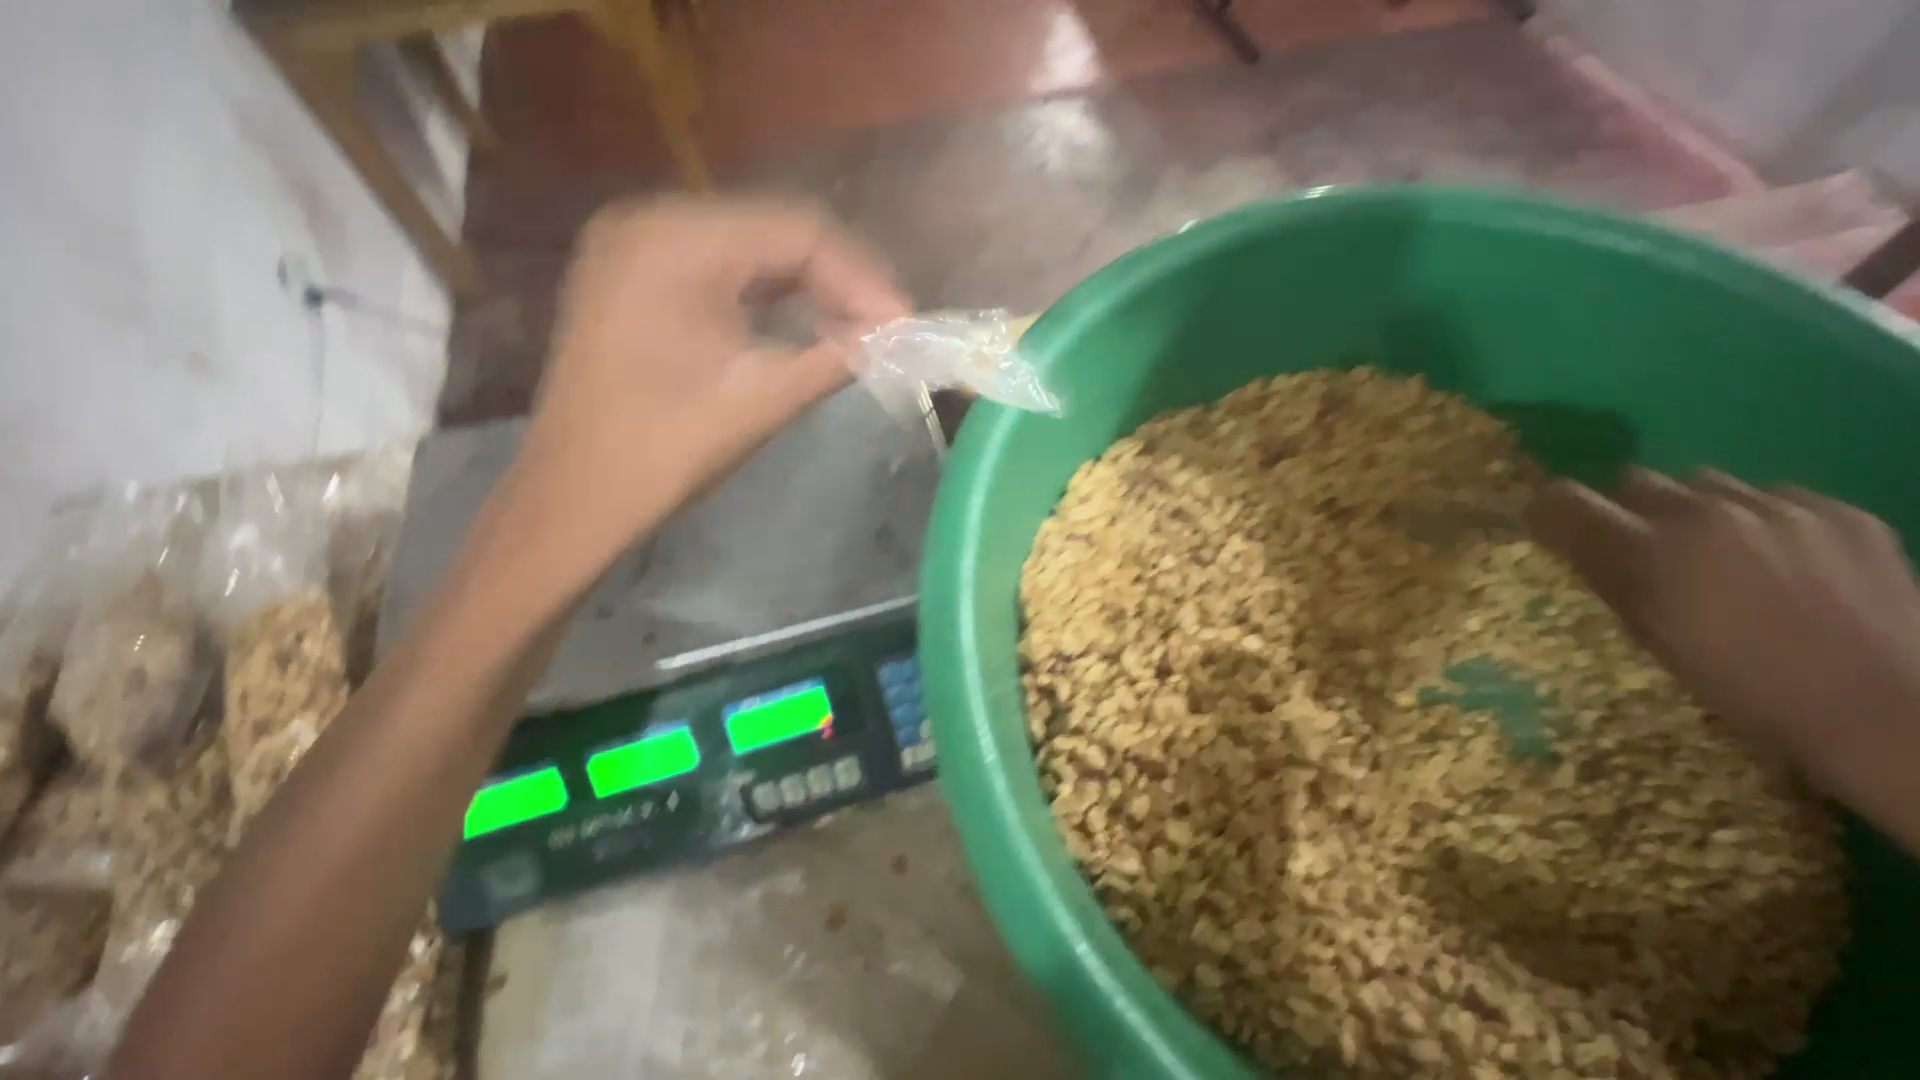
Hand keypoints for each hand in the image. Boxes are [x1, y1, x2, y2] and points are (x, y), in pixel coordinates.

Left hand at [518, 197, 910, 542]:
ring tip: (854, 329)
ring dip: (805, 286)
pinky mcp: (629, 277)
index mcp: (677, 240)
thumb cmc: (666, 450)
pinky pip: (715, 268)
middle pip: (773, 230)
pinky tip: (799, 322)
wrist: (574, 499)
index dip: (861, 277)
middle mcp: (650, 220)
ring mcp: (632, 247)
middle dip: (837, 280)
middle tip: (886, 328)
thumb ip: (838, 356)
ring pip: (747, 248)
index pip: (798, 231)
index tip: (904, 323)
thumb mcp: (764, 398)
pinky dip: (763, 294)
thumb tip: (896, 336)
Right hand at [1530, 468, 1919, 848]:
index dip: (1550, 514)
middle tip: (1643, 551)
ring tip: (1721, 556)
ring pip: (1706, 483)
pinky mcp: (1840, 511)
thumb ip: (1615, 584)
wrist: (1894, 712)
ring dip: (1697, 512)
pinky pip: (1777, 497)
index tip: (1550, 531)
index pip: (1564, 502)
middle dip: (1628, 510)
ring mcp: (1778, 507)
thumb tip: (1588, 551)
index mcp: (1648, 552)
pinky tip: (1787, 566)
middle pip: (1635, 480)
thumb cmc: (1753, 696)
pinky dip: (1766, 522)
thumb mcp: (1657, 645)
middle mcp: (1704, 513)